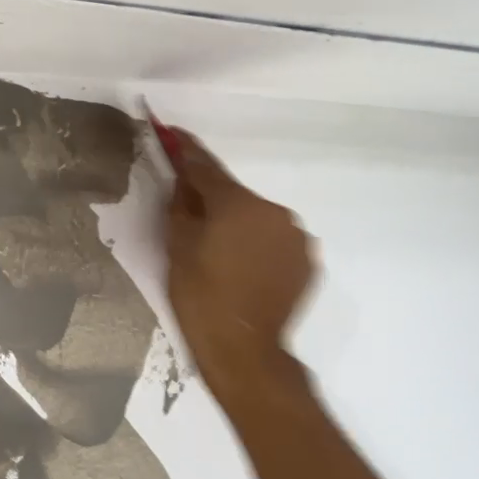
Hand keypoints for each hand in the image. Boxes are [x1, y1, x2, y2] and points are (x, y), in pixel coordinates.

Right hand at [164, 131, 315, 407]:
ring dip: (236, 225)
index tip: (171, 130)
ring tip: (218, 255)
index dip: (185, 150)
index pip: (205, 168)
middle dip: (212, 201)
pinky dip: (256, 245)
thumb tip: (184, 178)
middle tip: (190, 223)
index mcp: (237, 204)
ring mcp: (296, 236)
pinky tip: (241, 268)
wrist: (243, 347)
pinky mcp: (307, 259)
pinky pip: (274, 240)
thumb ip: (181, 204)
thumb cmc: (198, 295)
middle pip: (234, 195)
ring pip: (256, 218)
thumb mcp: (176, 246)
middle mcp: (274, 211)